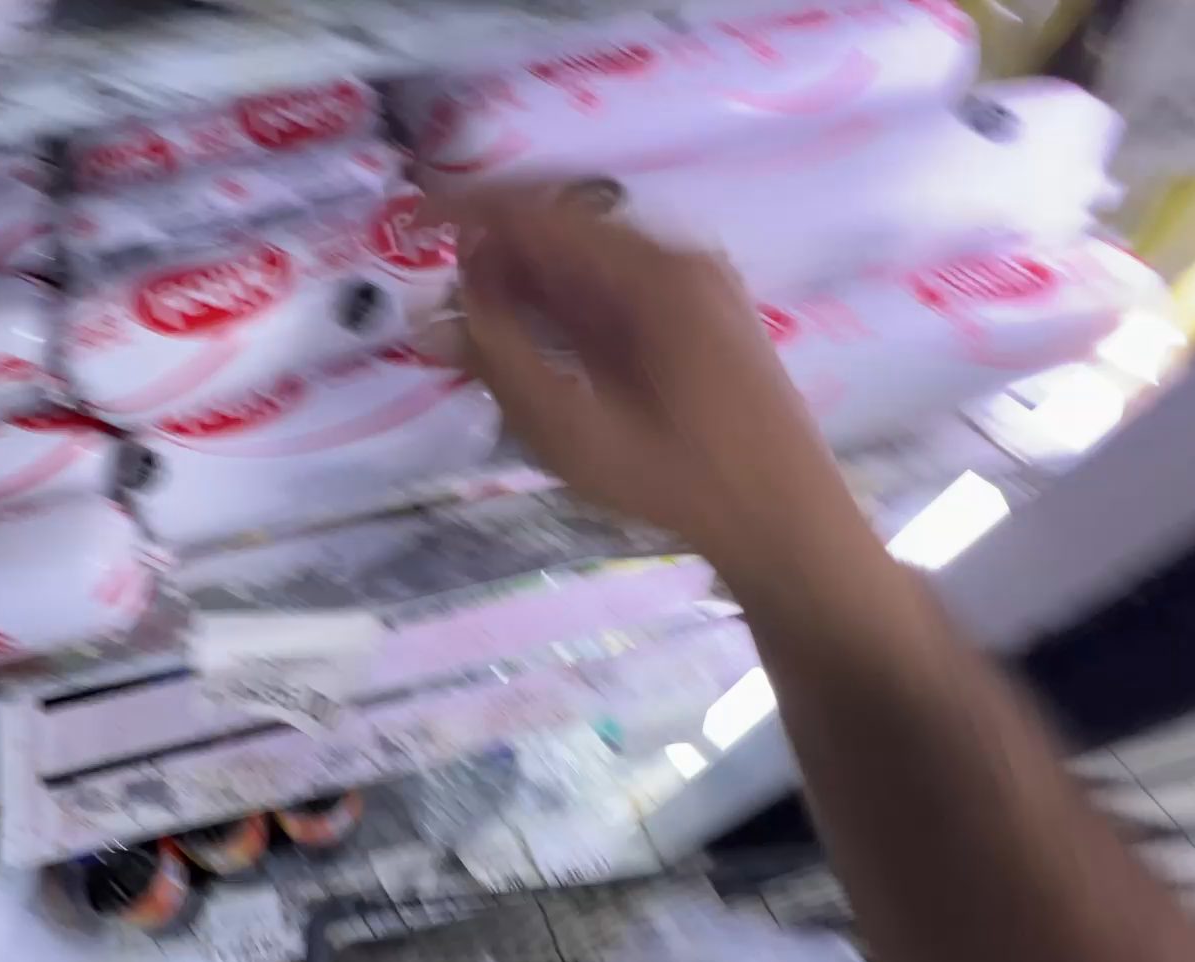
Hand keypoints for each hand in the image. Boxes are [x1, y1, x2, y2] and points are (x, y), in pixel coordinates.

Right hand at [438, 181, 875, 575]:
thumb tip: (438, 315)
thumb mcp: (570, 430)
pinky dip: (558, 308)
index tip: (412, 226)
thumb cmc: (676, 479)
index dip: (468, 211)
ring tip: (474, 325)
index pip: (540, 213)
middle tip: (443, 301)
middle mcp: (674, 260)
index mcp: (652, 272)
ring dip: (522, 287)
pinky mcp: (690, 318)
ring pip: (584, 264)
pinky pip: (609, 292)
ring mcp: (688, 287)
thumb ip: (500, 365)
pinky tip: (528, 339)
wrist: (781, 519)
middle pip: (563, 232)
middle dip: (493, 258)